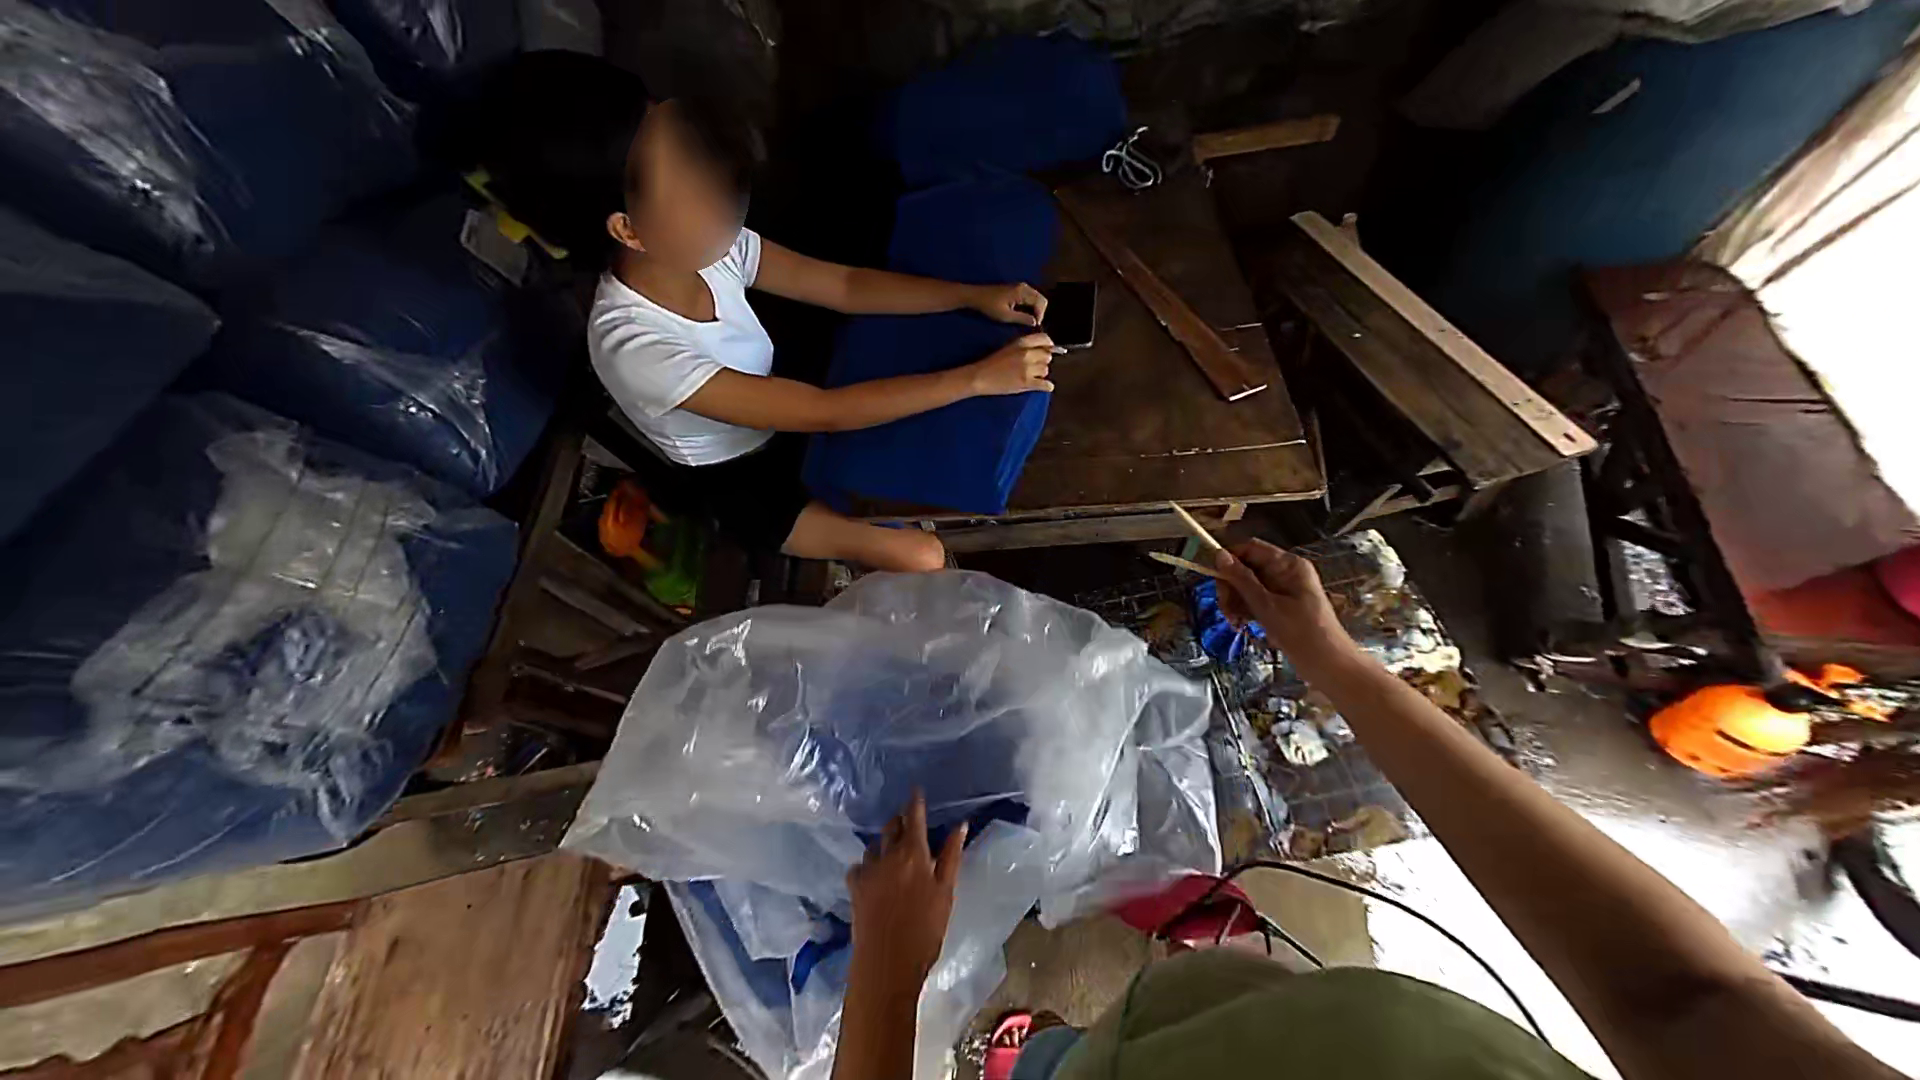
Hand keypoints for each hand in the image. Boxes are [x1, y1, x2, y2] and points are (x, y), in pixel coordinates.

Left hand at [847, 791, 965, 987]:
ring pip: (875, 844)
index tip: (916, 791)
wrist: (887, 965)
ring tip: (893, 852)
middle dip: (900, 820)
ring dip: (884, 842)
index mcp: (914, 852)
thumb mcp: (945, 893)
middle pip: (892, 826)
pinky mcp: (854, 887)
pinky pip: (860, 866)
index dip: (915, 802)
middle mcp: (888, 854)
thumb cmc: (925, 930)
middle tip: (909, 823)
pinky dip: (868, 865)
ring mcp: (868, 870)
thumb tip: (960, 824)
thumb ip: (951, 856)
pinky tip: (874, 876)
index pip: (914, 817)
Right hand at [967, 333, 1056, 394]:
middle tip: (1035, 366)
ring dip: (1041, 374)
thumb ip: (1024, 346)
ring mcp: (1027, 369)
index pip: (1045, 339)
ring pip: (1046, 370)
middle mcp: (1026, 354)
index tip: (1046, 350)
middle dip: (1043, 361)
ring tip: (1032, 376)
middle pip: (1047, 356)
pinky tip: (1043, 386)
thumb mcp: (1008, 347)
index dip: (1047, 345)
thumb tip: (1042, 348)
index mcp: (1021, 343)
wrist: (980, 377)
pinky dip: (1046, 386)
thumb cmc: (991, 363)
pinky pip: (1046, 385)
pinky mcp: (1026, 383)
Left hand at [969, 283, 1047, 326]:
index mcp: (1022, 291)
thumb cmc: (989, 306)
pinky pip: (1029, 297)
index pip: (1040, 302)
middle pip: (1040, 298)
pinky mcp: (1016, 289)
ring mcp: (1020, 287)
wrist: (976, 296)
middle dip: (1040, 312)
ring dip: (1036, 309)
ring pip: (1036, 298)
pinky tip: (1025, 315)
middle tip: (1034, 325)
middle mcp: (1024, 287)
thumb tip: (1035, 323)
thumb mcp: (1006, 316)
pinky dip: (1031, 306)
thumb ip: (1022, 319)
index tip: (1036, 326)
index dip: (1041, 315)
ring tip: (1031, 321)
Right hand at [1213, 540, 1353, 662]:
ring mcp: (1284, 588)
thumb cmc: (1301, 632)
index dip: (1229, 559)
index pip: (1250, 548)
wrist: (1329, 665)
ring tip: (1234, 621)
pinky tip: (1240, 624)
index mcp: (1288, 565)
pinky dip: (1245, 609)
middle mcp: (1286, 571)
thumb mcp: (1266, 605)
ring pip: (1248, 585)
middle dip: (1231, 586)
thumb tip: (1219, 555)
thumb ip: (1241, 579)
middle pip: (1246, 567)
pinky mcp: (1282, 605)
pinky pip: (1256, 599)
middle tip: (1225, 608)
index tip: (1212, 577)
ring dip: (1235, 601)